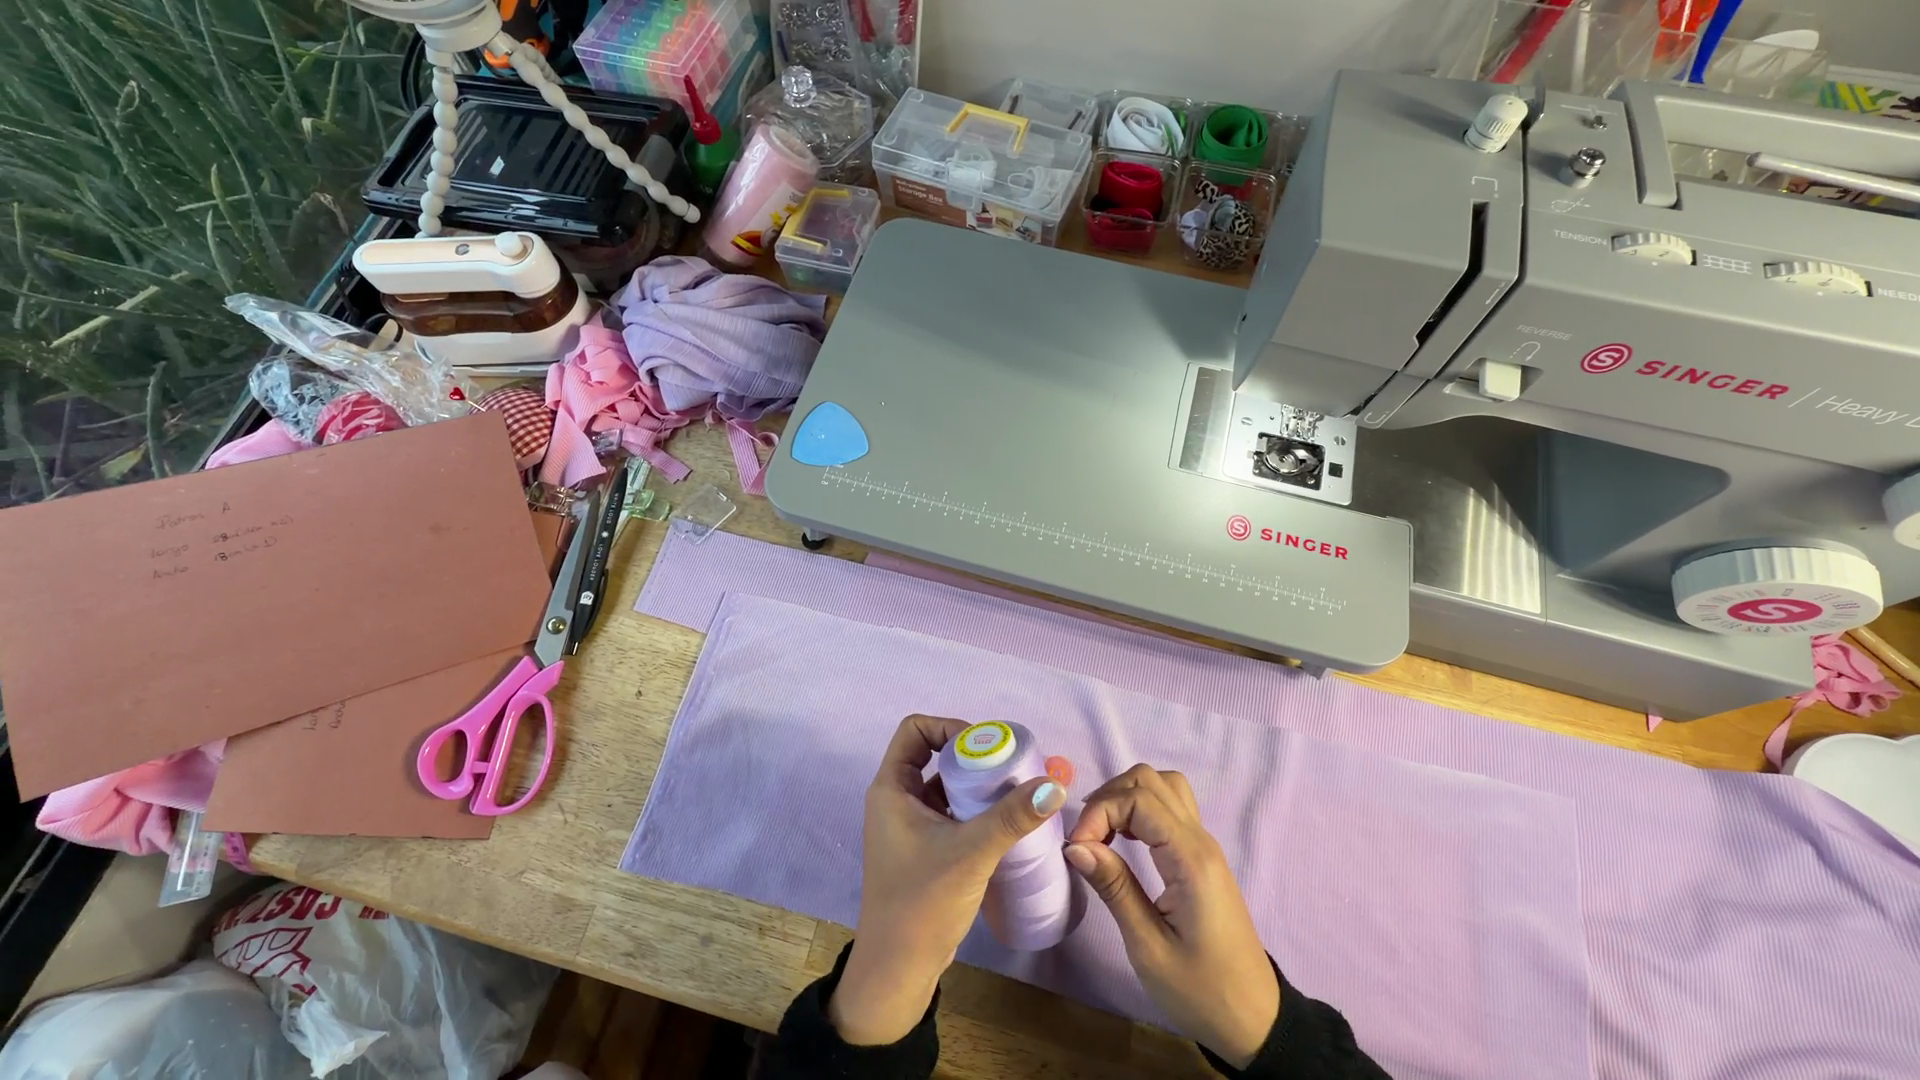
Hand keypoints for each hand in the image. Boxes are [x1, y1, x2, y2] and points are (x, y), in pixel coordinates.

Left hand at [828, 715, 1068, 1045]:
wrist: (899, 969)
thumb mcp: (971, 853)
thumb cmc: (923, 902)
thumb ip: (1012, 817)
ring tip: (1018, 793)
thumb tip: (1055, 784)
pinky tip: (1008, 824)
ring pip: (947, 787)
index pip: (916, 731)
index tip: (987, 748)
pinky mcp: (924, 850)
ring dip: (979, 786)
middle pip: (935, 756)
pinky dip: (976, 811)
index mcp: (891, 789)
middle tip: (1015, 769)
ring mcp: (909, 827)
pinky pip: (952, 814)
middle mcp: (896, 801)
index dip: (950, 728)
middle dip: (975, 758)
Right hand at [1064, 765, 1278, 1068]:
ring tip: (1101, 834)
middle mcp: (1201, 841)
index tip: (1076, 848)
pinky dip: (1140, 809)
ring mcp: (1204, 846)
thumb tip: (1075, 845)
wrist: (1253, 1019)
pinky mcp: (1200, 857)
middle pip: (1151, 780)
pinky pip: (1170, 808)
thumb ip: (1114, 887)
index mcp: (1190, 859)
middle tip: (1085, 838)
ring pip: (1163, 786)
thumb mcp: (1148, 947)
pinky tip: (1122, 839)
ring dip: (1125, 798)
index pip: (1139, 798)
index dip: (1099, 812)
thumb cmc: (1200, 991)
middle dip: (1109, 797)